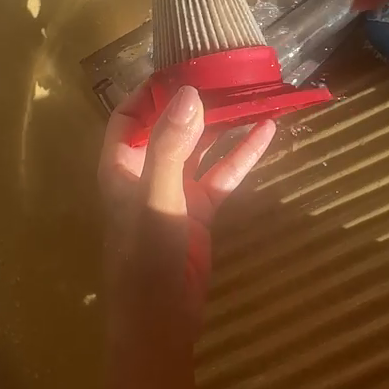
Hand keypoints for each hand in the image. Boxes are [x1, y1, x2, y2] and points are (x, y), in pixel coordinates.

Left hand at [99, 85, 275, 327]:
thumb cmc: (146, 260)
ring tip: (252, 93)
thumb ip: (170, 147)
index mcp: (120, 166)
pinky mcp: (199, 212)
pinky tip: (268, 132)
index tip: (183, 65)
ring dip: (223, 123)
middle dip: (195, 100)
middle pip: (169, 126)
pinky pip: (222, 175)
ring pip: (200, 147)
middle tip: (227, 71)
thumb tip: (188, 93)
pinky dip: (242, 155)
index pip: (128, 115)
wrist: (160, 324)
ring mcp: (174, 191)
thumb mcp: (157, 198)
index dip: (150, 90)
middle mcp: (145, 172)